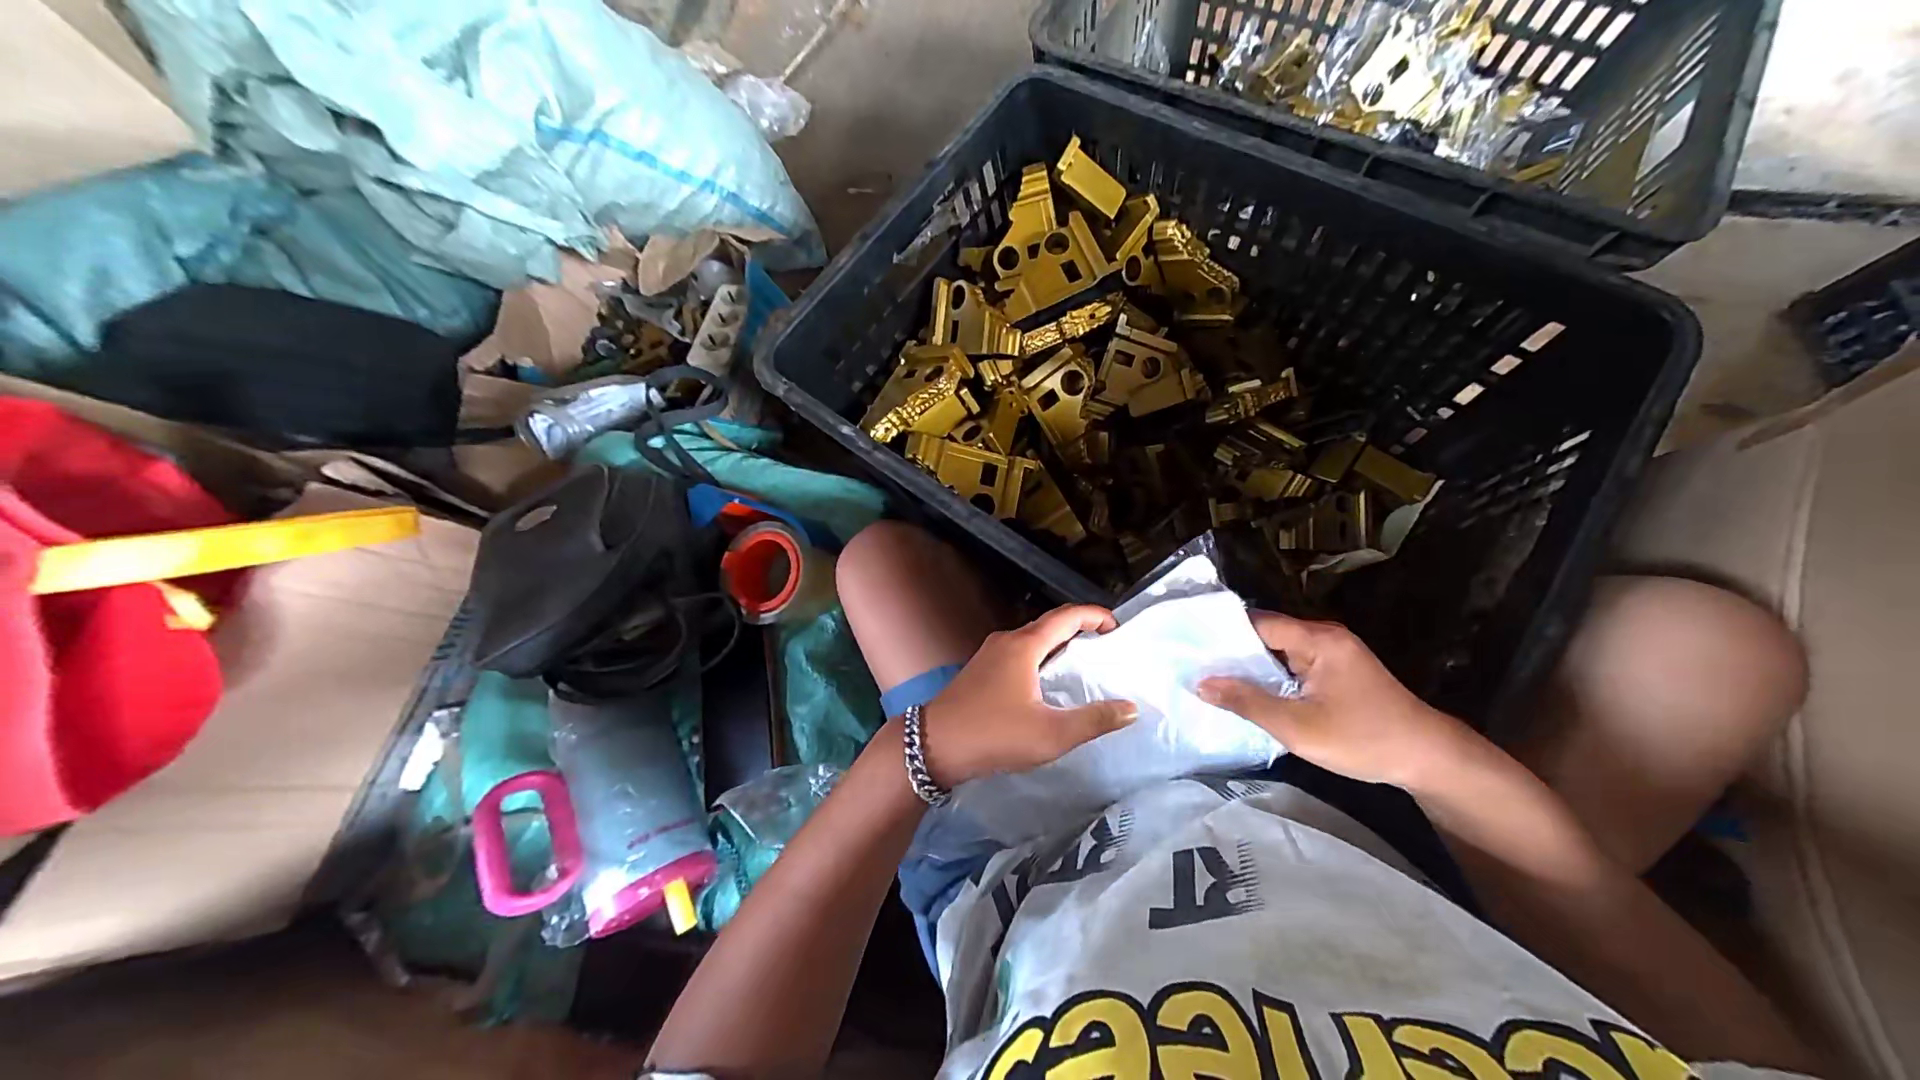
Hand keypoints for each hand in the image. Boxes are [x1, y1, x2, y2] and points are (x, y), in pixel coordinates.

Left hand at [919, 604, 1138, 787]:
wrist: (932, 746)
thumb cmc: (993, 735)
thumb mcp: (1051, 734)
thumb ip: (1094, 721)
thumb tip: (1131, 708)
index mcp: (1024, 646)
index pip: (1066, 616)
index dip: (1094, 616)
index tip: (1116, 627)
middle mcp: (1005, 642)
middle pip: (1048, 624)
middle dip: (1079, 629)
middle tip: (1105, 647)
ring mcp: (988, 655)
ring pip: (1031, 640)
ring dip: (1058, 644)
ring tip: (1082, 665)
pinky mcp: (978, 672)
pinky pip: (1017, 654)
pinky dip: (1039, 658)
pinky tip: (1045, 684)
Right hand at [1198, 611, 1476, 789]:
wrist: (1428, 759)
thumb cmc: (1363, 739)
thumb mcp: (1298, 727)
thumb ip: (1247, 702)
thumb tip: (1201, 683)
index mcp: (1318, 639)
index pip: (1256, 623)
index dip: (1221, 632)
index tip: (1187, 643)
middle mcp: (1324, 636)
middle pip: (1265, 634)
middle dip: (1231, 650)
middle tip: (1191, 664)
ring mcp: (1333, 653)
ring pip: (1277, 651)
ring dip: (1250, 666)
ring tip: (1210, 677)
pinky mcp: (1337, 671)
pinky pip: (1292, 664)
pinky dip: (1270, 676)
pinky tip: (1247, 691)